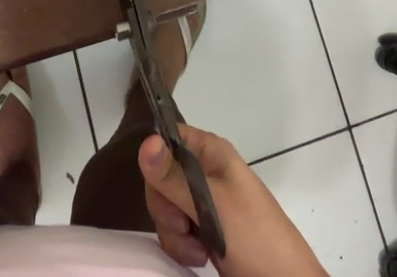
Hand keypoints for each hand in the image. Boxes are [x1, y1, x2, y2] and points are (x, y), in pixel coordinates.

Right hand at [140, 125, 327, 276]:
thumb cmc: (252, 235)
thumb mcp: (211, 204)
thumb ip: (173, 177)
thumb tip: (144, 140)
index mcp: (211, 152)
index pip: (168, 138)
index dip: (158, 162)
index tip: (162, 187)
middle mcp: (206, 171)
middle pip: (161, 178)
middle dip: (166, 208)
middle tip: (184, 225)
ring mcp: (205, 202)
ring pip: (165, 208)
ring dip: (175, 234)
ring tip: (198, 249)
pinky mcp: (204, 229)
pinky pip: (176, 230)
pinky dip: (182, 246)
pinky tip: (199, 257)